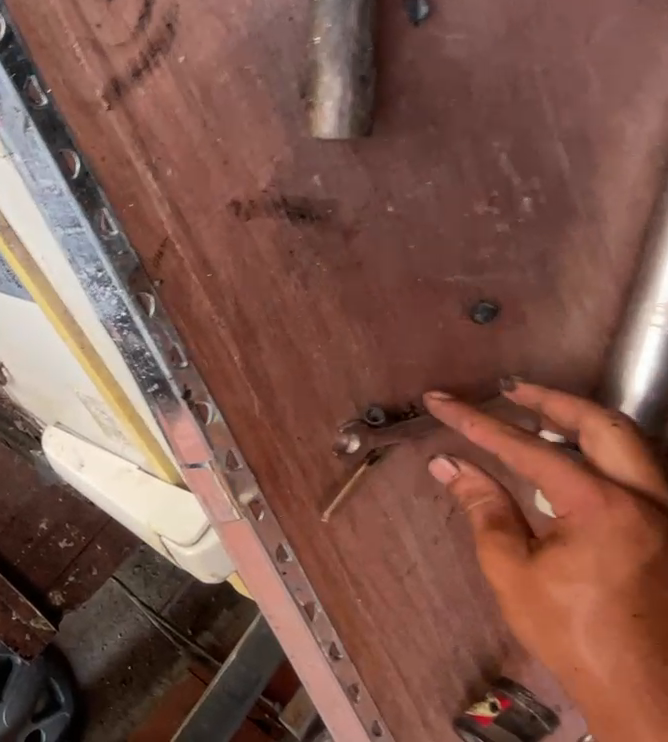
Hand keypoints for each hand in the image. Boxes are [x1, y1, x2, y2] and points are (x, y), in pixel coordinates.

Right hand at [425, 380, 667, 741]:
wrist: (652, 694)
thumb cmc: (573, 631)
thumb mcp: (513, 569)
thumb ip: (486, 508)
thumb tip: (450, 465)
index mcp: (604, 508)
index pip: (527, 447)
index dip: (476, 421)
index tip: (439, 401)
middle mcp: (653, 504)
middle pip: (610, 429)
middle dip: (555, 402)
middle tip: (513, 390)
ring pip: (642, 451)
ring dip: (591, 427)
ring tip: (546, 419)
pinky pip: (649, 480)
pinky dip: (613, 458)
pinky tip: (583, 466)